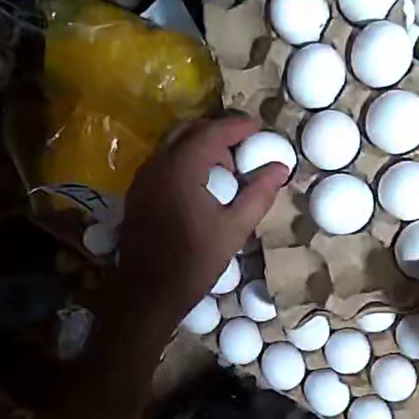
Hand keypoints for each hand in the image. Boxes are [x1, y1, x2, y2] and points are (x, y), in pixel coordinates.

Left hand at [108, 113, 283, 341]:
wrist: (148, 292)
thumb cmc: (194, 261)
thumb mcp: (235, 228)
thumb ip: (259, 193)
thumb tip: (280, 167)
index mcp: (181, 168)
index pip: (212, 132)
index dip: (237, 126)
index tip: (259, 128)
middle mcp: (157, 164)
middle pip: (189, 131)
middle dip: (219, 133)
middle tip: (244, 147)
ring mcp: (143, 178)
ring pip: (174, 145)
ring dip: (201, 147)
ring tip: (228, 169)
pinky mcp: (138, 192)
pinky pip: (165, 162)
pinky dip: (186, 161)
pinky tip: (203, 185)